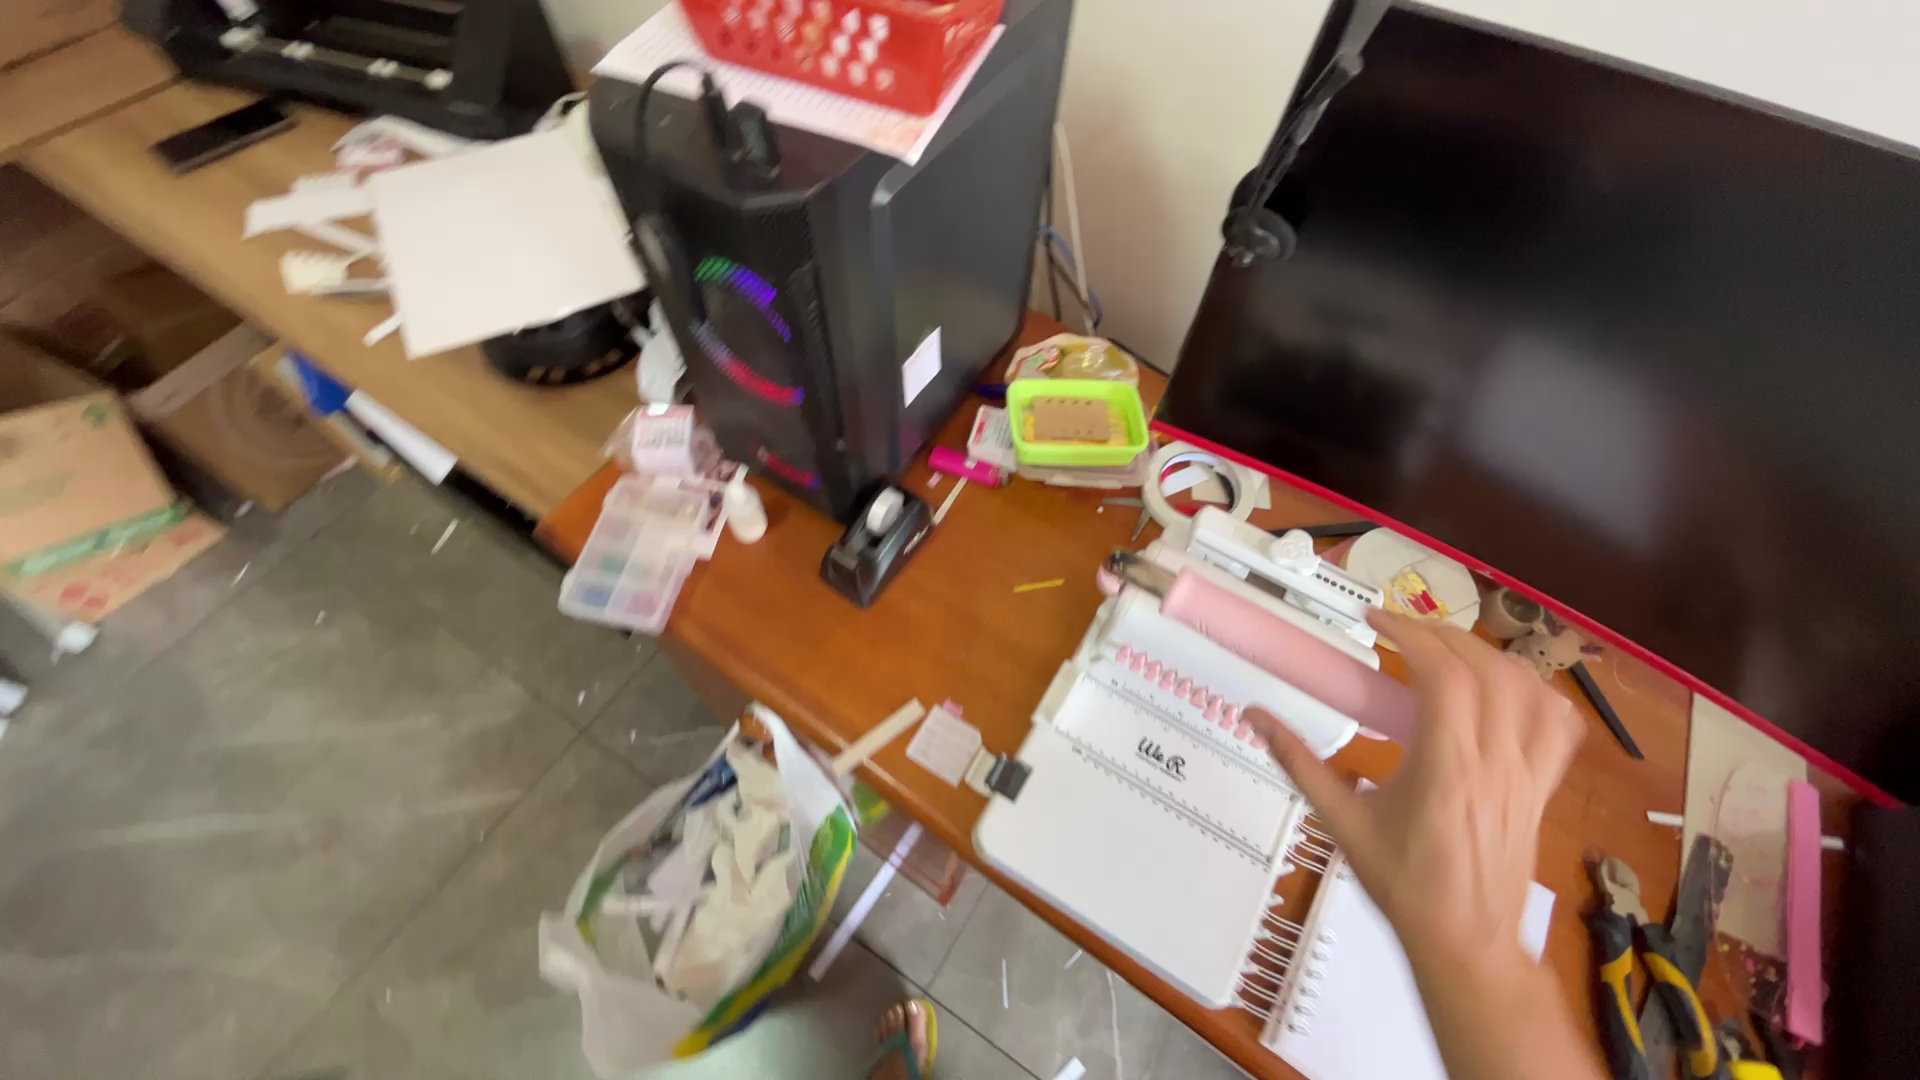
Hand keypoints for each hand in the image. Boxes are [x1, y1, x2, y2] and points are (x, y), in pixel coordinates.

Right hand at [1246, 609, 1583, 966]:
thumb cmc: (1400, 881)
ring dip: (1487, 655)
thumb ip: (1298, 761)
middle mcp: (1497, 762)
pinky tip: (1505, 685)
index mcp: (1447, 767)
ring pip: (1529, 689)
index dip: (1411, 634)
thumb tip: (1255, 716)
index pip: (1444, 676)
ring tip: (1445, 648)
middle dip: (1441, 634)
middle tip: (1399, 628)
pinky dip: (1536, 692)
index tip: (1375, 619)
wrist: (1466, 941)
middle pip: (1487, 670)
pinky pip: (1559, 726)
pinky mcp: (1543, 787)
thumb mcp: (1340, 819)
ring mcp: (1529, 775)